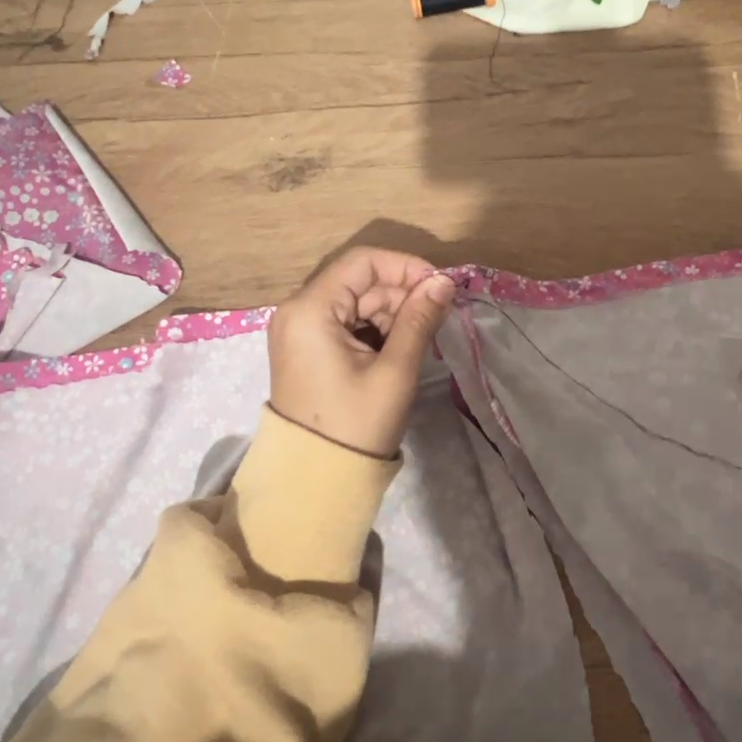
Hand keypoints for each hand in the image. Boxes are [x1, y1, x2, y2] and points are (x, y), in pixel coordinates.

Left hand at [268, 248, 457, 458]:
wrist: (316, 480)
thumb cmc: (356, 424)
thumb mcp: (394, 370)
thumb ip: (419, 319)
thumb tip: (443, 282)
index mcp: (310, 310)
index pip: (362, 262)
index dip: (404, 266)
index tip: (439, 285)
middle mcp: (297, 311)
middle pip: (358, 280)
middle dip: (400, 292)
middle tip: (437, 315)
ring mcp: (299, 330)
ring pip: (354, 301)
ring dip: (390, 311)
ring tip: (422, 335)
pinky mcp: (306, 348)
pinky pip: (345, 322)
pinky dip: (374, 327)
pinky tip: (400, 346)